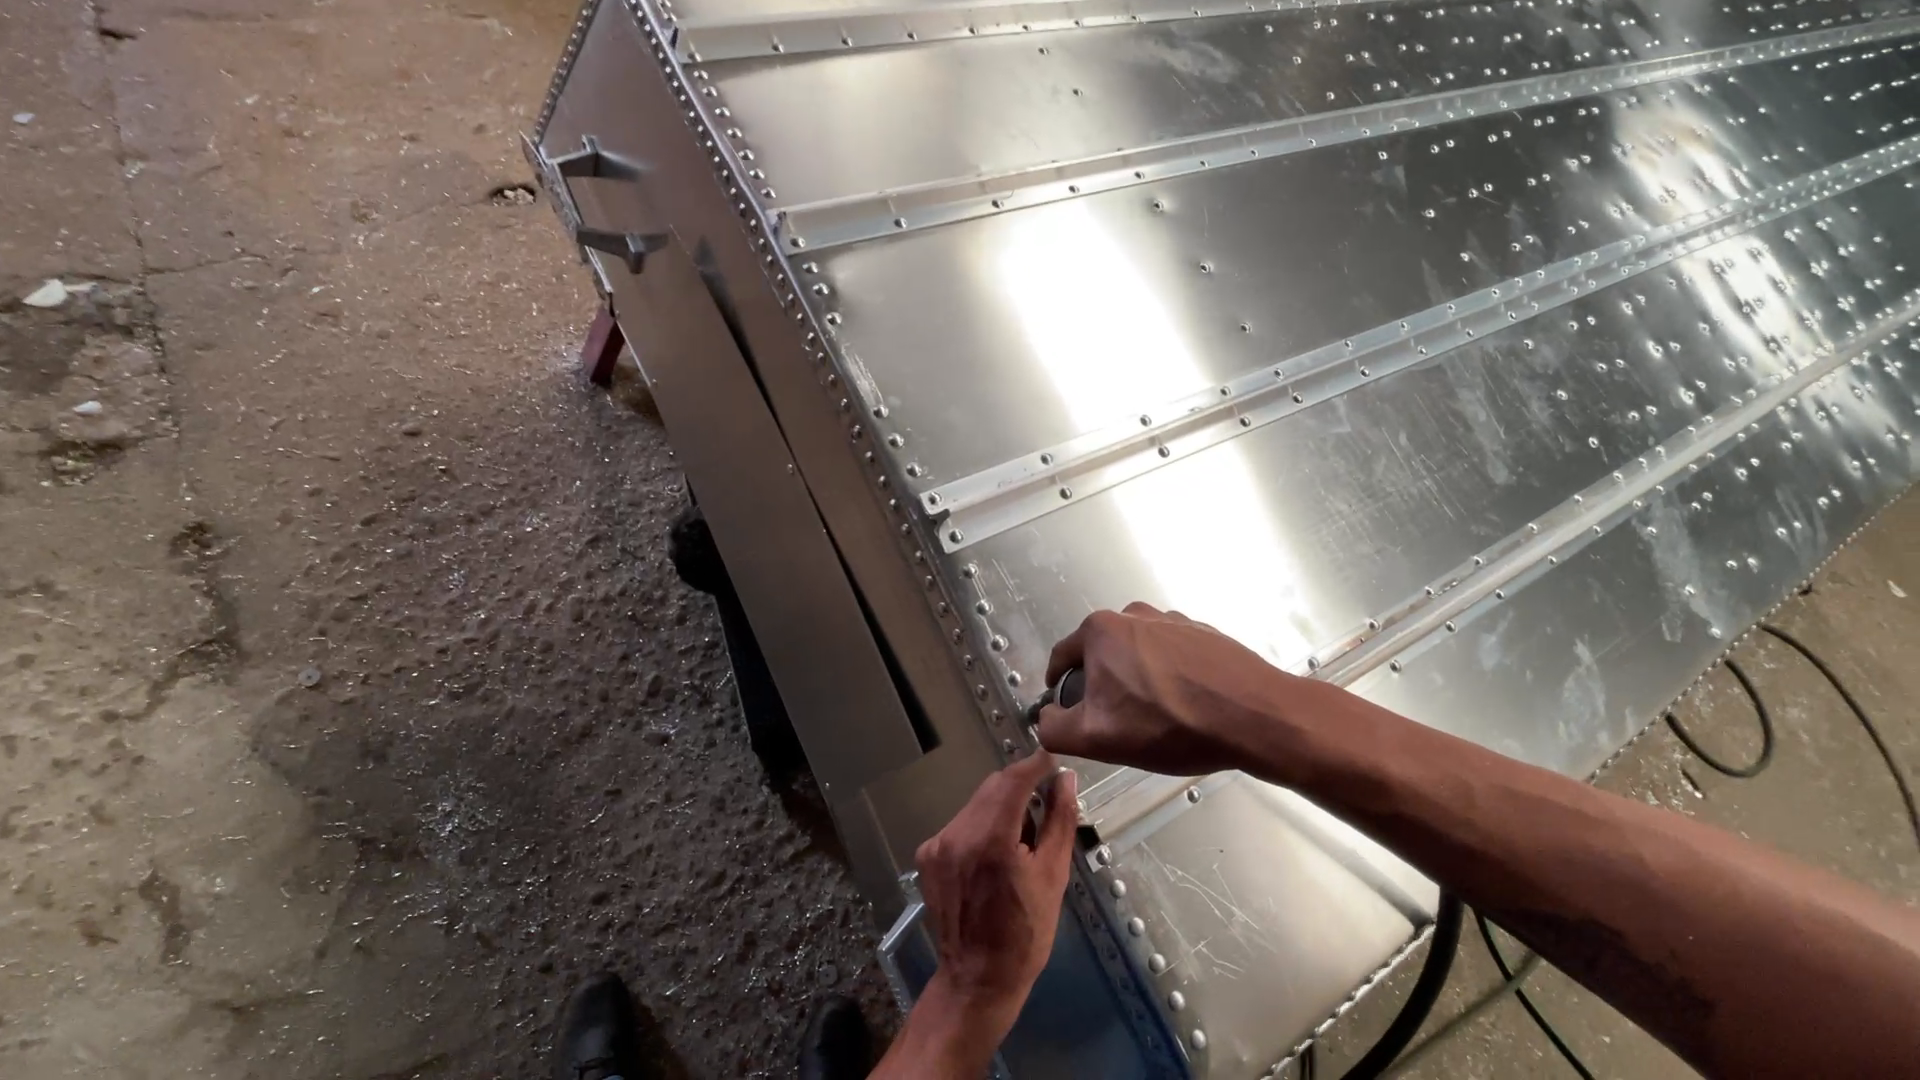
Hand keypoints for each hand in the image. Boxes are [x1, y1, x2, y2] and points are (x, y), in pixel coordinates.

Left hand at [913, 751, 1078, 1042]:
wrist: (978, 978)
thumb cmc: (1025, 932)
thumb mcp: (1054, 875)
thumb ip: (1059, 819)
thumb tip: (1064, 779)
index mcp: (991, 839)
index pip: (1013, 780)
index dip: (1034, 765)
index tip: (1052, 760)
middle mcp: (957, 834)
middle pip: (992, 789)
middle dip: (1019, 788)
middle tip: (1045, 801)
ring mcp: (936, 845)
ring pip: (976, 806)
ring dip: (1001, 809)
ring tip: (1021, 841)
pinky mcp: (926, 856)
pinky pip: (960, 826)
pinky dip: (981, 828)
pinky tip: (994, 857)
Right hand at [1037, 602, 1307, 776]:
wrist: (1256, 717)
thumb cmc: (1171, 724)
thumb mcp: (1096, 738)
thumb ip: (1054, 729)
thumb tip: (1045, 721)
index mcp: (1102, 630)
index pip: (1062, 658)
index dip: (1059, 689)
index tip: (1067, 711)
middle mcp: (1135, 615)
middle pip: (1102, 654)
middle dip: (1102, 686)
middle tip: (1115, 722)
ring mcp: (1174, 621)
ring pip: (1138, 655)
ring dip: (1137, 681)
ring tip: (1155, 718)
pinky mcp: (1206, 634)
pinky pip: (1173, 657)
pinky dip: (1170, 678)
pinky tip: (1185, 707)